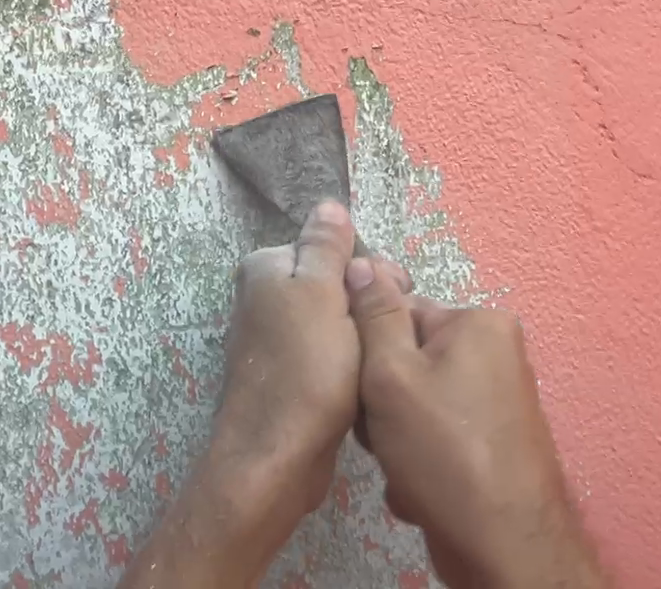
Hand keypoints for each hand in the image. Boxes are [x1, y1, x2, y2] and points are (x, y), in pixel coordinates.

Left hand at [120, 202, 360, 586]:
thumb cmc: (305, 367)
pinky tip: (365, 383)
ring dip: (363, 337)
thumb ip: (326, 247)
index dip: (368, 269)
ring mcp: (274, 337)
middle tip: (392, 334)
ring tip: (382, 360)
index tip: (398, 294)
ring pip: (336, 322)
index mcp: (266, 267)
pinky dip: (350, 364)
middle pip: (334, 284)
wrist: (276, 456)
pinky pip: (329, 354)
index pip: (331, 249)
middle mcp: (263, 295)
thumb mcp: (322, 293)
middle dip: (368, 304)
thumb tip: (328, 203)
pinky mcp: (288, 373)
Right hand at [346, 257, 606, 588]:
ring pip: (414, 397)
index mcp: (478, 322)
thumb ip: (372, 314)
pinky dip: (419, 453)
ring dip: (394, 431)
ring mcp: (496, 398)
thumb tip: (360, 260)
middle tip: (381, 431)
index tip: (363, 385)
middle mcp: (494, 352)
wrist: (506, 553)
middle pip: (405, 354)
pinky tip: (418, 484)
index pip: (396, 311)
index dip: (369, 349)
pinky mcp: (492, 439)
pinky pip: (436, 428)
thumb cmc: (444, 452)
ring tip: (401, 462)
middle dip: (382, 397)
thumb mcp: (390, 372)